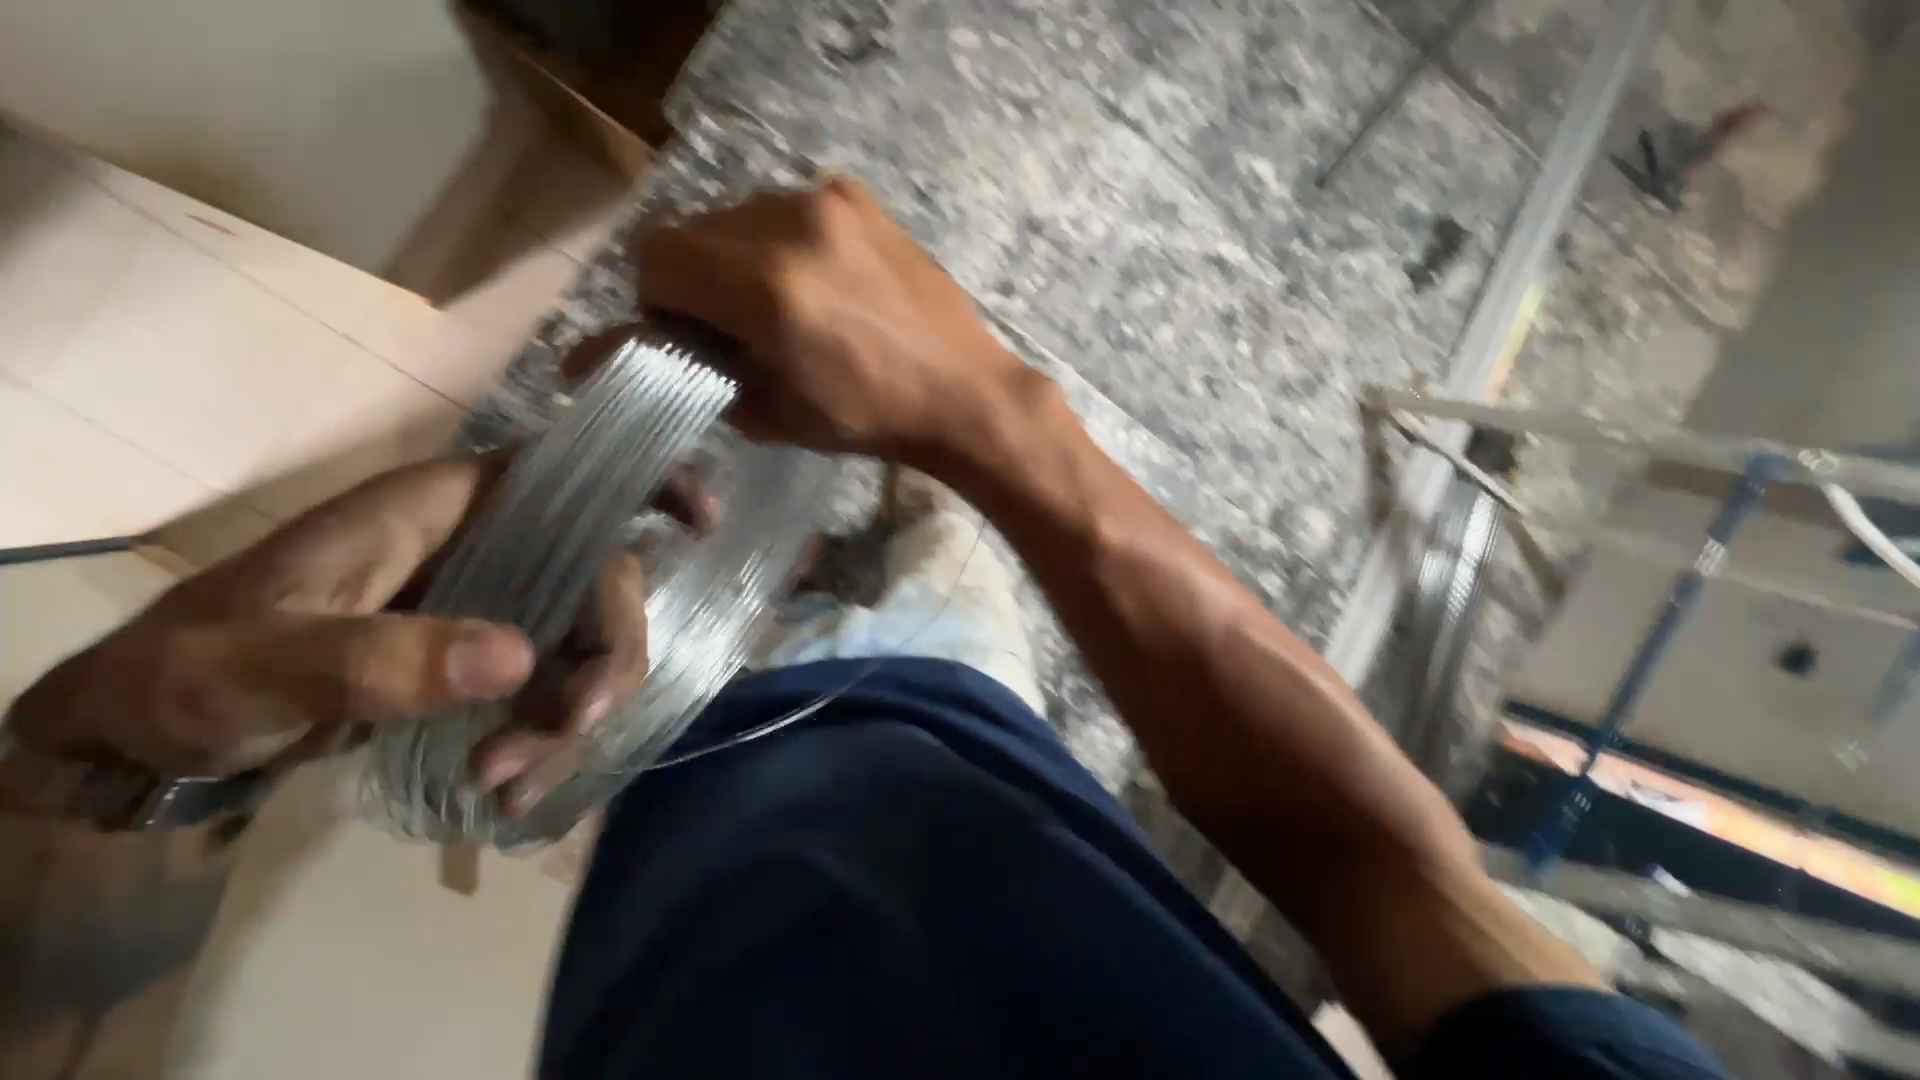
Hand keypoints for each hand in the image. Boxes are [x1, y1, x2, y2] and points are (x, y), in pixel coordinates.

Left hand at [3, 454, 678, 815]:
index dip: (645, 480)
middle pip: (602, 577)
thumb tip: (517, 658)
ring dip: (574, 714)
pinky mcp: (491, 663)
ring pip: (588, 643)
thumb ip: (375, 658)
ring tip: (506, 780)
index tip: (702, 520)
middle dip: (604, 655)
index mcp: (442, 510)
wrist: (150, 738)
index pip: (563, 471)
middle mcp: (487, 548)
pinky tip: (511, 787)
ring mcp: (494, 606)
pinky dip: (552, 740)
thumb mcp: (256, 666)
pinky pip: (559, 690)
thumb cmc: (188, 675)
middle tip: (569, 728)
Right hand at [635, 176, 1041, 462]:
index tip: (691, 333)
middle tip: (734, 322)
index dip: (660, 301)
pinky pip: (787, 205)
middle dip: (697, 278)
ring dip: (739, 255)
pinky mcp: (857, 197)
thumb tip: (646, 350)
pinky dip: (783, 238)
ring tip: (783, 301)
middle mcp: (789, 226)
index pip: (657, 258)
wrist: (959, 390)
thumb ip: (701, 371)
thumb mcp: (769, 414)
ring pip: (738, 213)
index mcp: (764, 288)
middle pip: (693, 230)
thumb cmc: (865, 416)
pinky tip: (819, 278)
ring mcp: (827, 202)